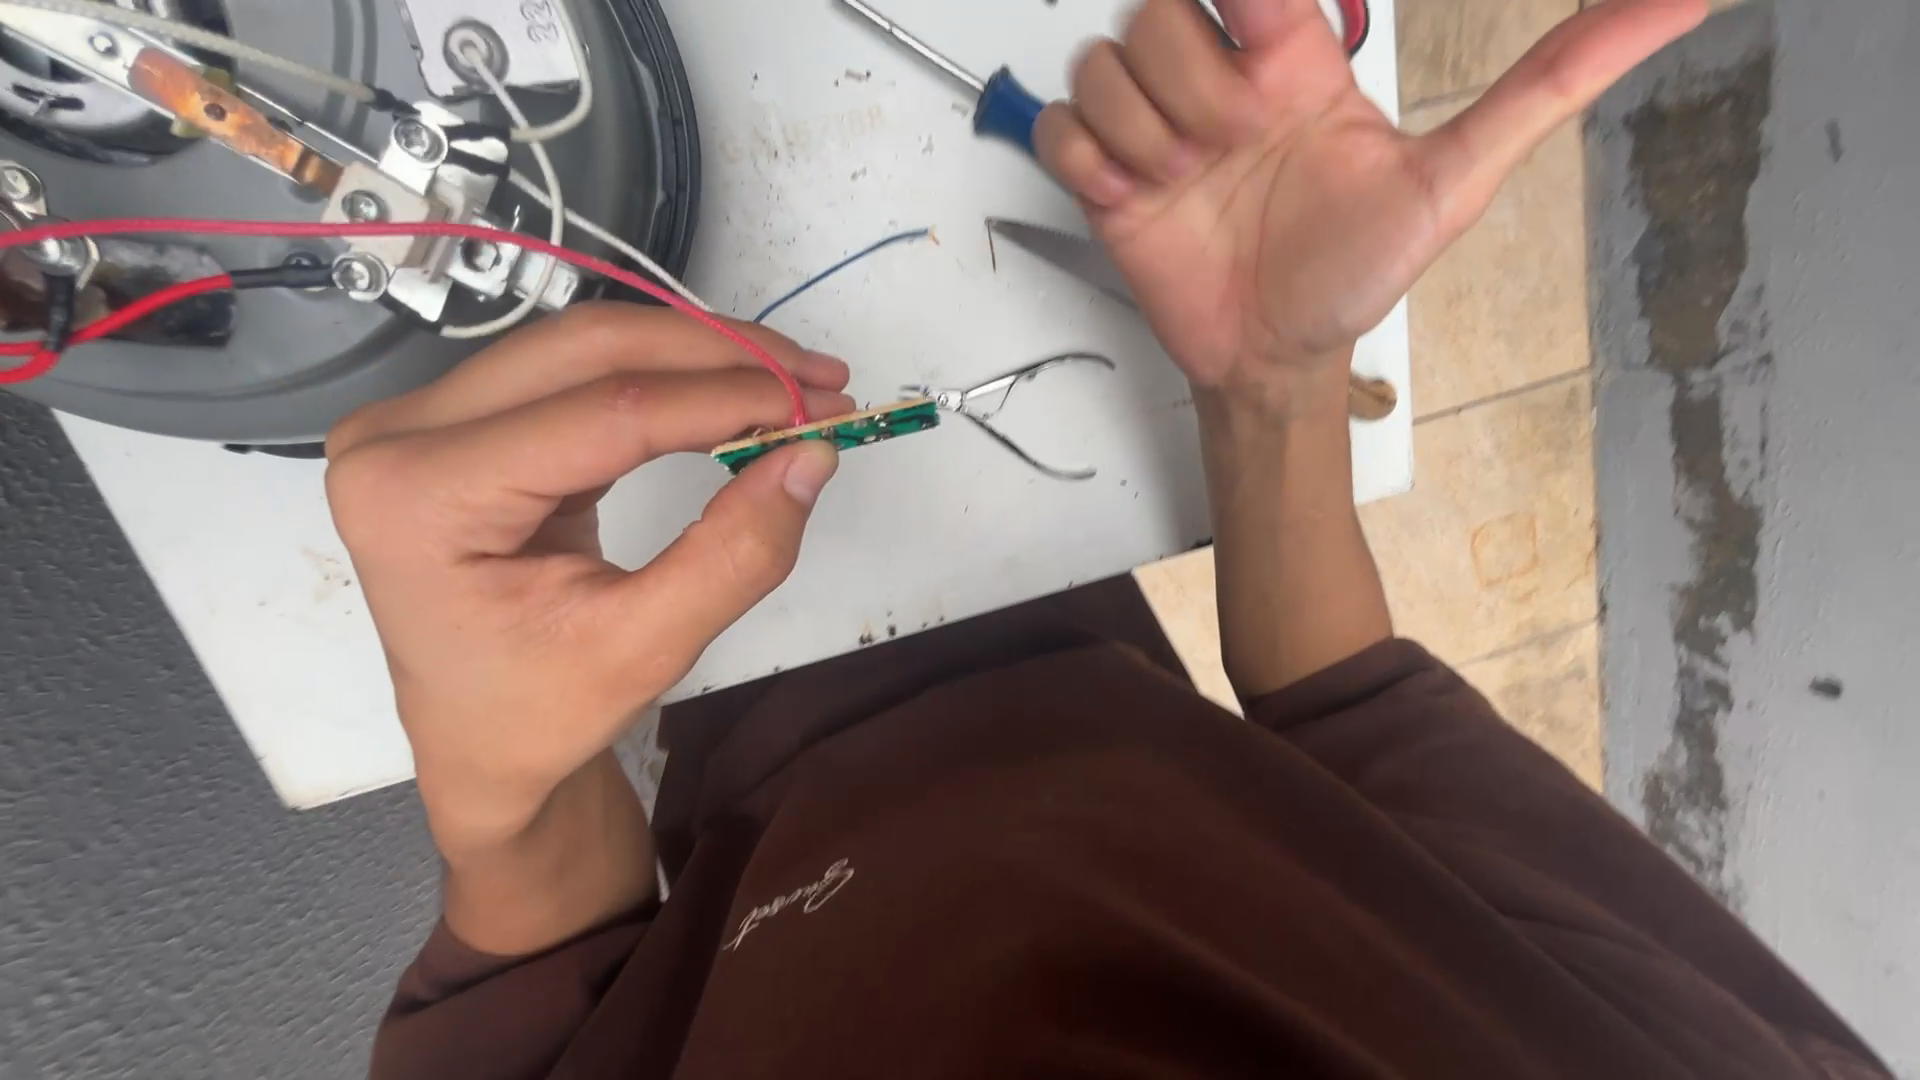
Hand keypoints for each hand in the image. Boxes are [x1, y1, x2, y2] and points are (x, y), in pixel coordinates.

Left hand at [325, 304, 853, 856]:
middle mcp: (405, 435)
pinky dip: (671, 377)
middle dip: (721, 353)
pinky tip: (731, 393)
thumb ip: (736, 554)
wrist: (481, 741)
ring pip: (589, 346)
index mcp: (422, 497)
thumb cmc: (544, 713)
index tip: (821, 405)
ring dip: (701, 353)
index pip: (608, 411)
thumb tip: (812, 456)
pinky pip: (582, 373)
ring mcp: (430, 421)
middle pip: (590, 348)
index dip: (727, 398)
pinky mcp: (469, 424)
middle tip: (820, 378)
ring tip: (790, 380)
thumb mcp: (648, 648)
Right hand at [1037, 0, 1706, 399]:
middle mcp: (1218, 88)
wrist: (1275, 356)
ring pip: (1102, 63)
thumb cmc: (1352, 276)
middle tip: (1223, 149)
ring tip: (1176, 182)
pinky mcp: (1108, 187)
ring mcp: (1156, 137)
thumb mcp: (1452, 183)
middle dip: (1186, 79)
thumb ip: (1548, 83)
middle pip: (1156, 12)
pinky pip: (1062, 133)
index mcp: (1294, 63)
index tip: (1268, 64)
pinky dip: (1083, 156)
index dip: (1244, 1)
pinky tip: (1128, 193)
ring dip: (1134, 124)